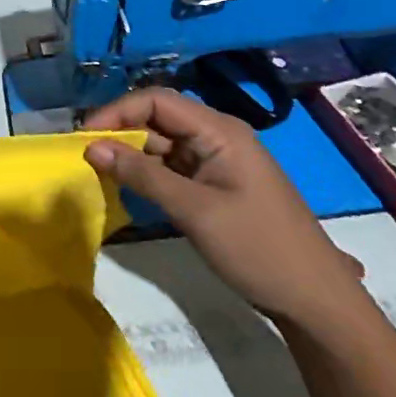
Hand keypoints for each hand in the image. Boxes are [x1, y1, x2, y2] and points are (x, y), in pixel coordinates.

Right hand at [84, 88, 364, 328]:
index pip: (158, 100)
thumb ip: (143, 176)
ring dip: (134, 154)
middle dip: (122, 132)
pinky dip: (150, 174)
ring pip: (166, 143)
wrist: (312, 296)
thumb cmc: (256, 247)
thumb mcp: (194, 211)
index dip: (118, 111)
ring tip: (98, 172)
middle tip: (85, 157)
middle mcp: (218, 135)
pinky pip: (176, 167)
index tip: (83, 137)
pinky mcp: (218, 183)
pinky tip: (128, 188)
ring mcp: (219, 160)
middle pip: (161, 118)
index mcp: (219, 130)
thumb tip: (92, 147)